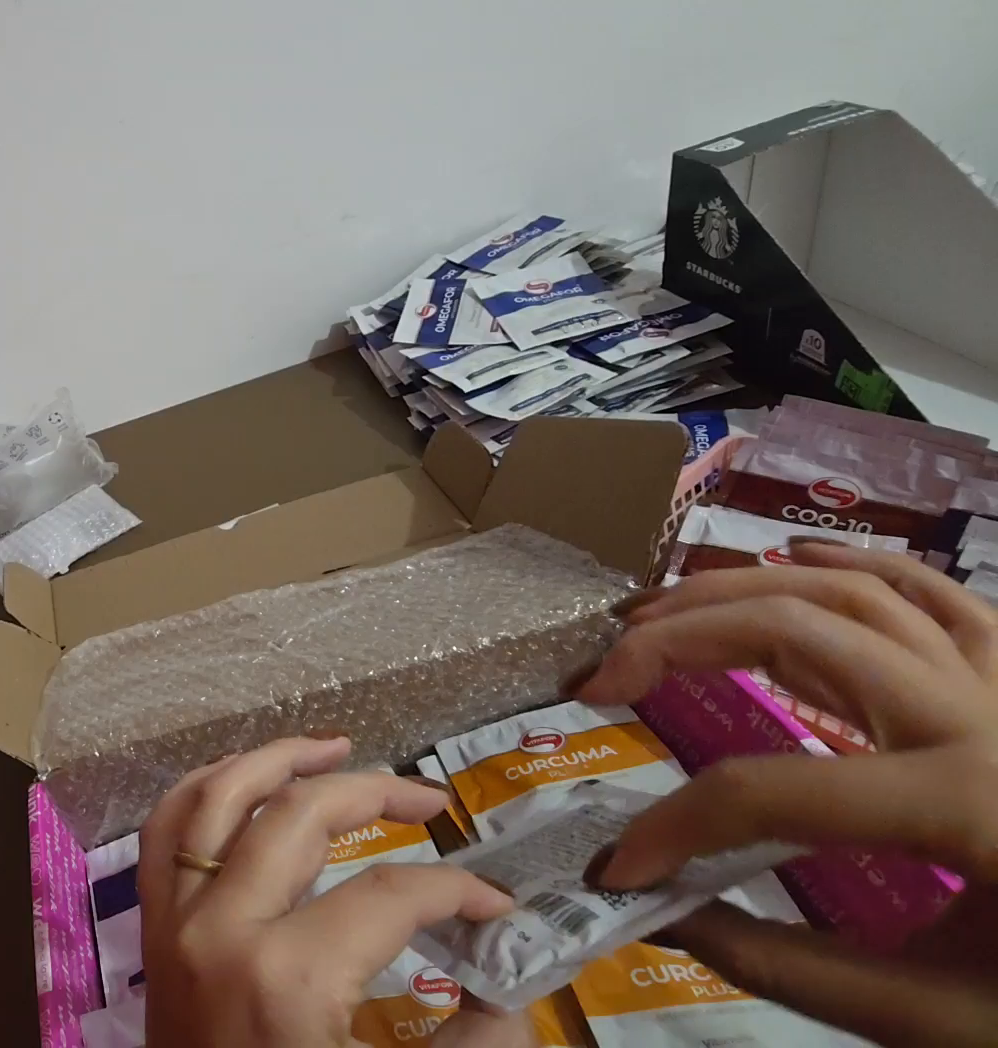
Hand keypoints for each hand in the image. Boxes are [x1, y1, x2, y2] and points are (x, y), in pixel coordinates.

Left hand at [136, 736, 530, 1046]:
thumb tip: (511, 986)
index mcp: (289, 979)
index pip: (390, 897)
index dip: (455, 891)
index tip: (496, 905)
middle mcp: (221, 926)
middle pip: (300, 818)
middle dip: (373, 794)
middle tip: (427, 797)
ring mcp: (174, 917)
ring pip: (218, 798)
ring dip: (276, 760)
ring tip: (334, 746)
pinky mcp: (150, 924)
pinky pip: (165, 829)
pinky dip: (203, 787)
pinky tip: (243, 774)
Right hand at [574, 539, 997, 1046]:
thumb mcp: (951, 1024)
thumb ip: (790, 969)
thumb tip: (653, 916)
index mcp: (973, 806)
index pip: (766, 792)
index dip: (671, 828)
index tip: (618, 867)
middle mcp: (985, 721)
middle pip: (793, 629)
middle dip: (671, 642)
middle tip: (597, 677)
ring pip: (850, 591)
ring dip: (731, 591)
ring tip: (649, 615)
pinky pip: (934, 593)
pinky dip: (852, 565)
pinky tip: (788, 556)